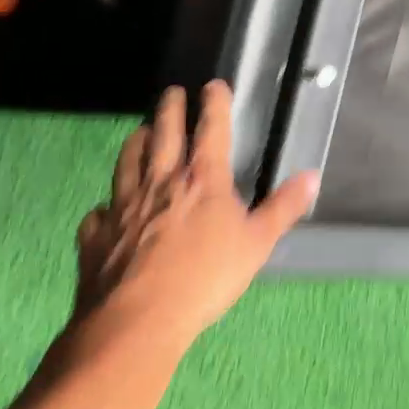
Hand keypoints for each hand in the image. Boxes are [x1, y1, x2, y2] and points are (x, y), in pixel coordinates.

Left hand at [73, 81, 318, 342]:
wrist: (135, 323)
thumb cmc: (206, 277)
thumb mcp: (258, 242)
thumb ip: (283, 207)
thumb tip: (312, 176)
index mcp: (203, 180)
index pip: (211, 131)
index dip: (214, 105)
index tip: (213, 85)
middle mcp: (161, 185)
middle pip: (164, 137)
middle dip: (170, 111)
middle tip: (172, 93)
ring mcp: (123, 210)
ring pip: (127, 165)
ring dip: (135, 144)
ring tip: (140, 131)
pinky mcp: (96, 239)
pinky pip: (99, 213)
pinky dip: (105, 205)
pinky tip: (106, 208)